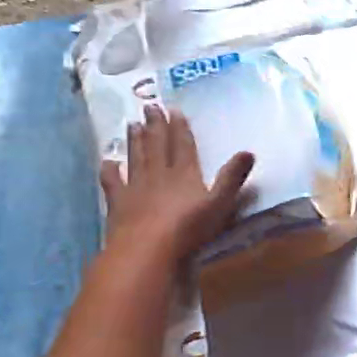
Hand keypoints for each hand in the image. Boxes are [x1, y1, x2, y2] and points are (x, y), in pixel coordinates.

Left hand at [100, 104, 254, 261]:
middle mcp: (159, 174)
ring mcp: (136, 188)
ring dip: (135, 141)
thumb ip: (232, 178)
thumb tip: (249, 152)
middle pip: (158, 146)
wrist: (147, 250)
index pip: (183, 145)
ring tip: (132, 125)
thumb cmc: (189, 229)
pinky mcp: (118, 204)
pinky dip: (109, 170)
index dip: (180, 127)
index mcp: (185, 173)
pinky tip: (107, 162)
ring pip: (136, 158)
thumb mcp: (220, 203)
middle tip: (149, 106)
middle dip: (155, 126)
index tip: (174, 110)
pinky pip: (113, 182)